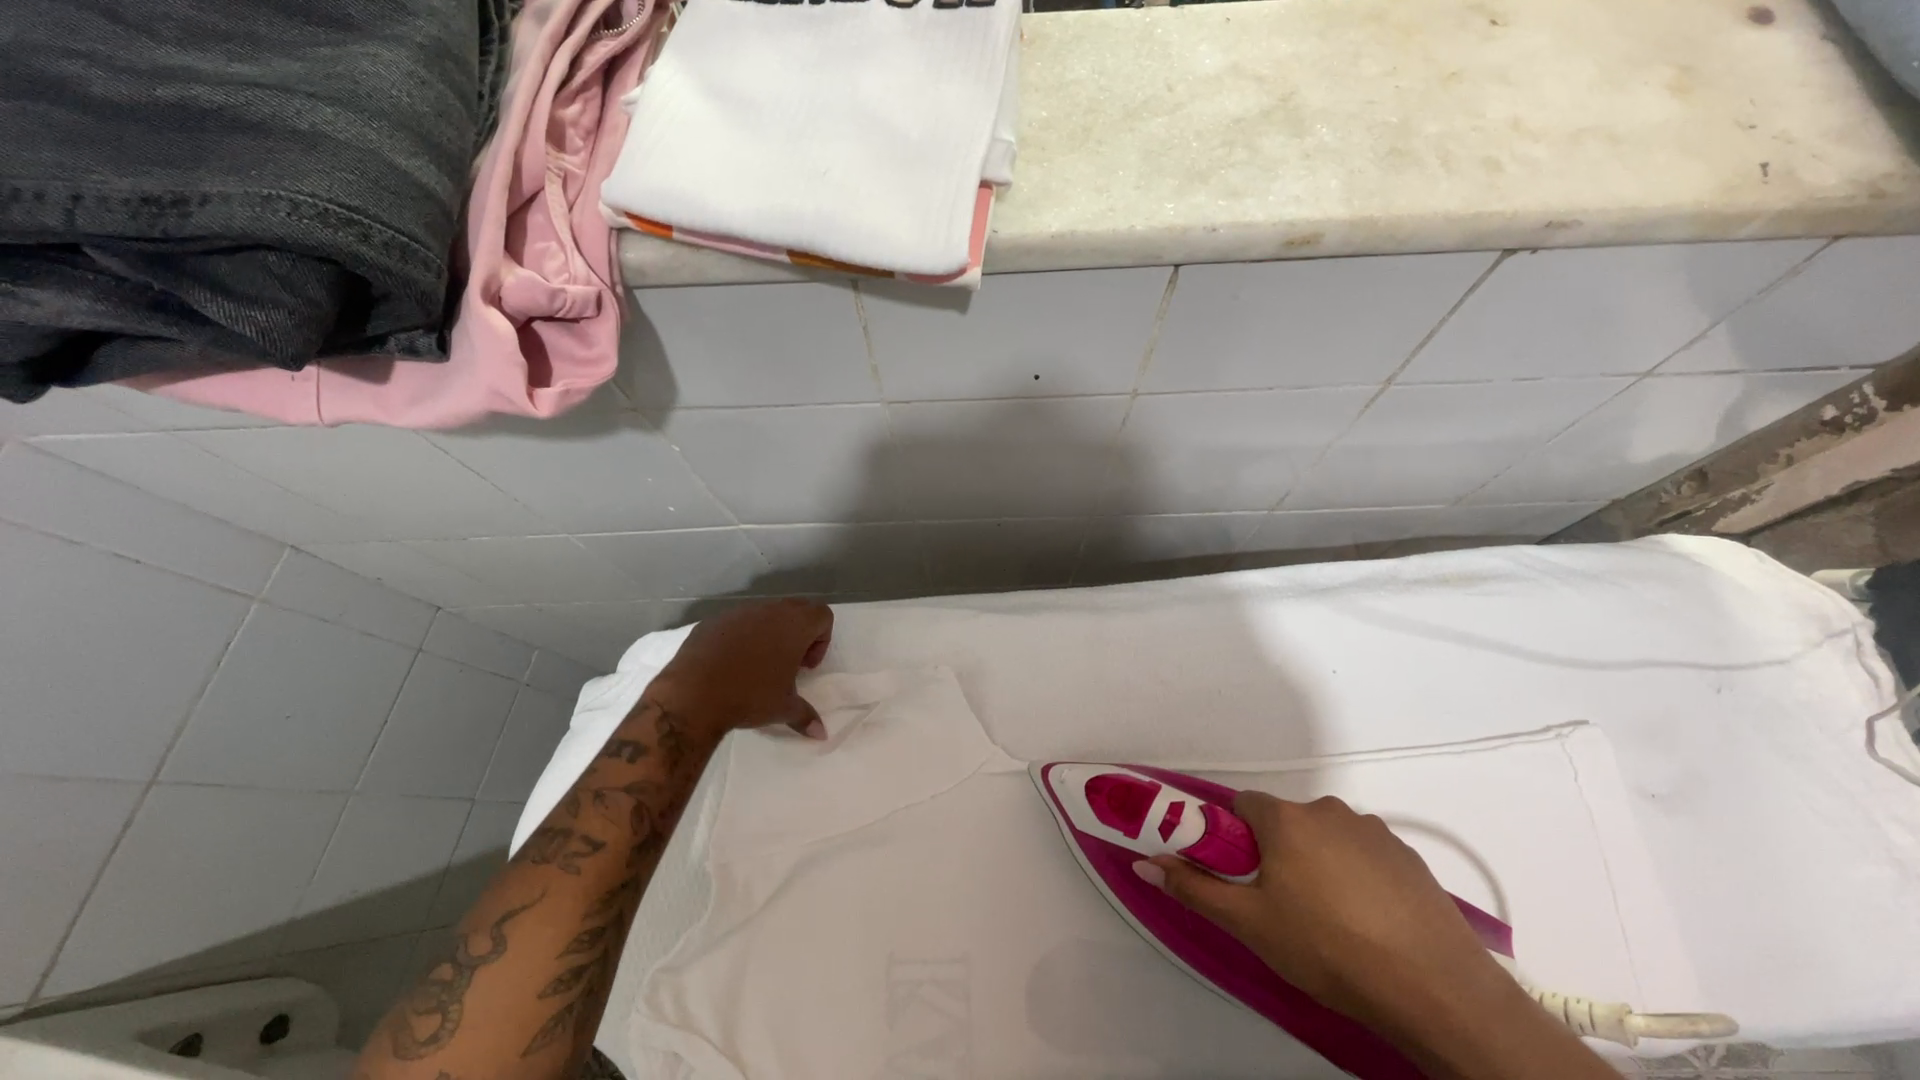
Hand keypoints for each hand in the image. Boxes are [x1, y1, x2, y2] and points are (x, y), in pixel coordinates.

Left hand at [649, 598, 833, 738]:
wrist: (693, 695)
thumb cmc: (749, 697)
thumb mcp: (783, 709)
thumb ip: (806, 716)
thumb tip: (821, 733)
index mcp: (794, 625)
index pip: (823, 615)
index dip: (821, 640)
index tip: (805, 667)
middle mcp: (769, 611)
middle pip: (796, 609)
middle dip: (798, 634)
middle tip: (786, 665)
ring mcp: (738, 612)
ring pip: (764, 615)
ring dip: (769, 635)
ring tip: (756, 666)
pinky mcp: (712, 621)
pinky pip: (736, 623)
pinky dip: (740, 638)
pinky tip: (729, 665)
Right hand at [1141, 792, 1518, 1041]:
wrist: (1431, 985)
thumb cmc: (1325, 947)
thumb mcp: (1248, 923)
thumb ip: (1194, 888)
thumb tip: (1145, 862)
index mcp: (1286, 819)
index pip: (1241, 806)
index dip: (1230, 837)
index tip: (1235, 874)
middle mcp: (1329, 811)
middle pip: (1284, 823)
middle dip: (1273, 855)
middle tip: (1276, 905)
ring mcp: (1375, 832)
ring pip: (1326, 840)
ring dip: (1316, 865)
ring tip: (1326, 921)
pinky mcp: (1409, 858)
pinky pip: (1364, 857)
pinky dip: (1355, 878)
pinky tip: (1365, 922)